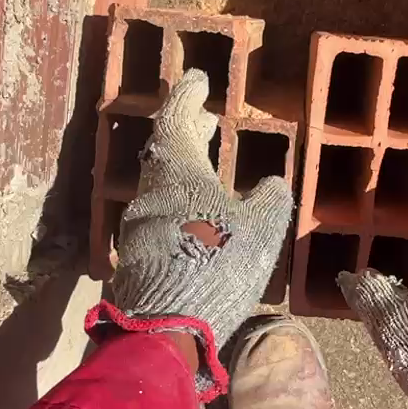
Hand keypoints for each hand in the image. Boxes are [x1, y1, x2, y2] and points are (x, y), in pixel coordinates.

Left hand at [99, 69, 293, 395]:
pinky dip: (180, 204)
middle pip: (164, 152)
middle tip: (205, 119)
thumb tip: (270, 183)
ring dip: (184, 171)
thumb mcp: (261, 227)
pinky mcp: (137, 260)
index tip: (195, 79)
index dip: (186, 96)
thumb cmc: (217, 265)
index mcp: (176, 173)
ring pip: (161, 186)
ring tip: (208, 165)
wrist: (167, 329)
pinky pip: (161, 217)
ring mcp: (137, 228)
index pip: (174, 119)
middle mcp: (149, 193)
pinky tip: (198, 218)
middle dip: (187, 133)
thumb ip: (270, 198)